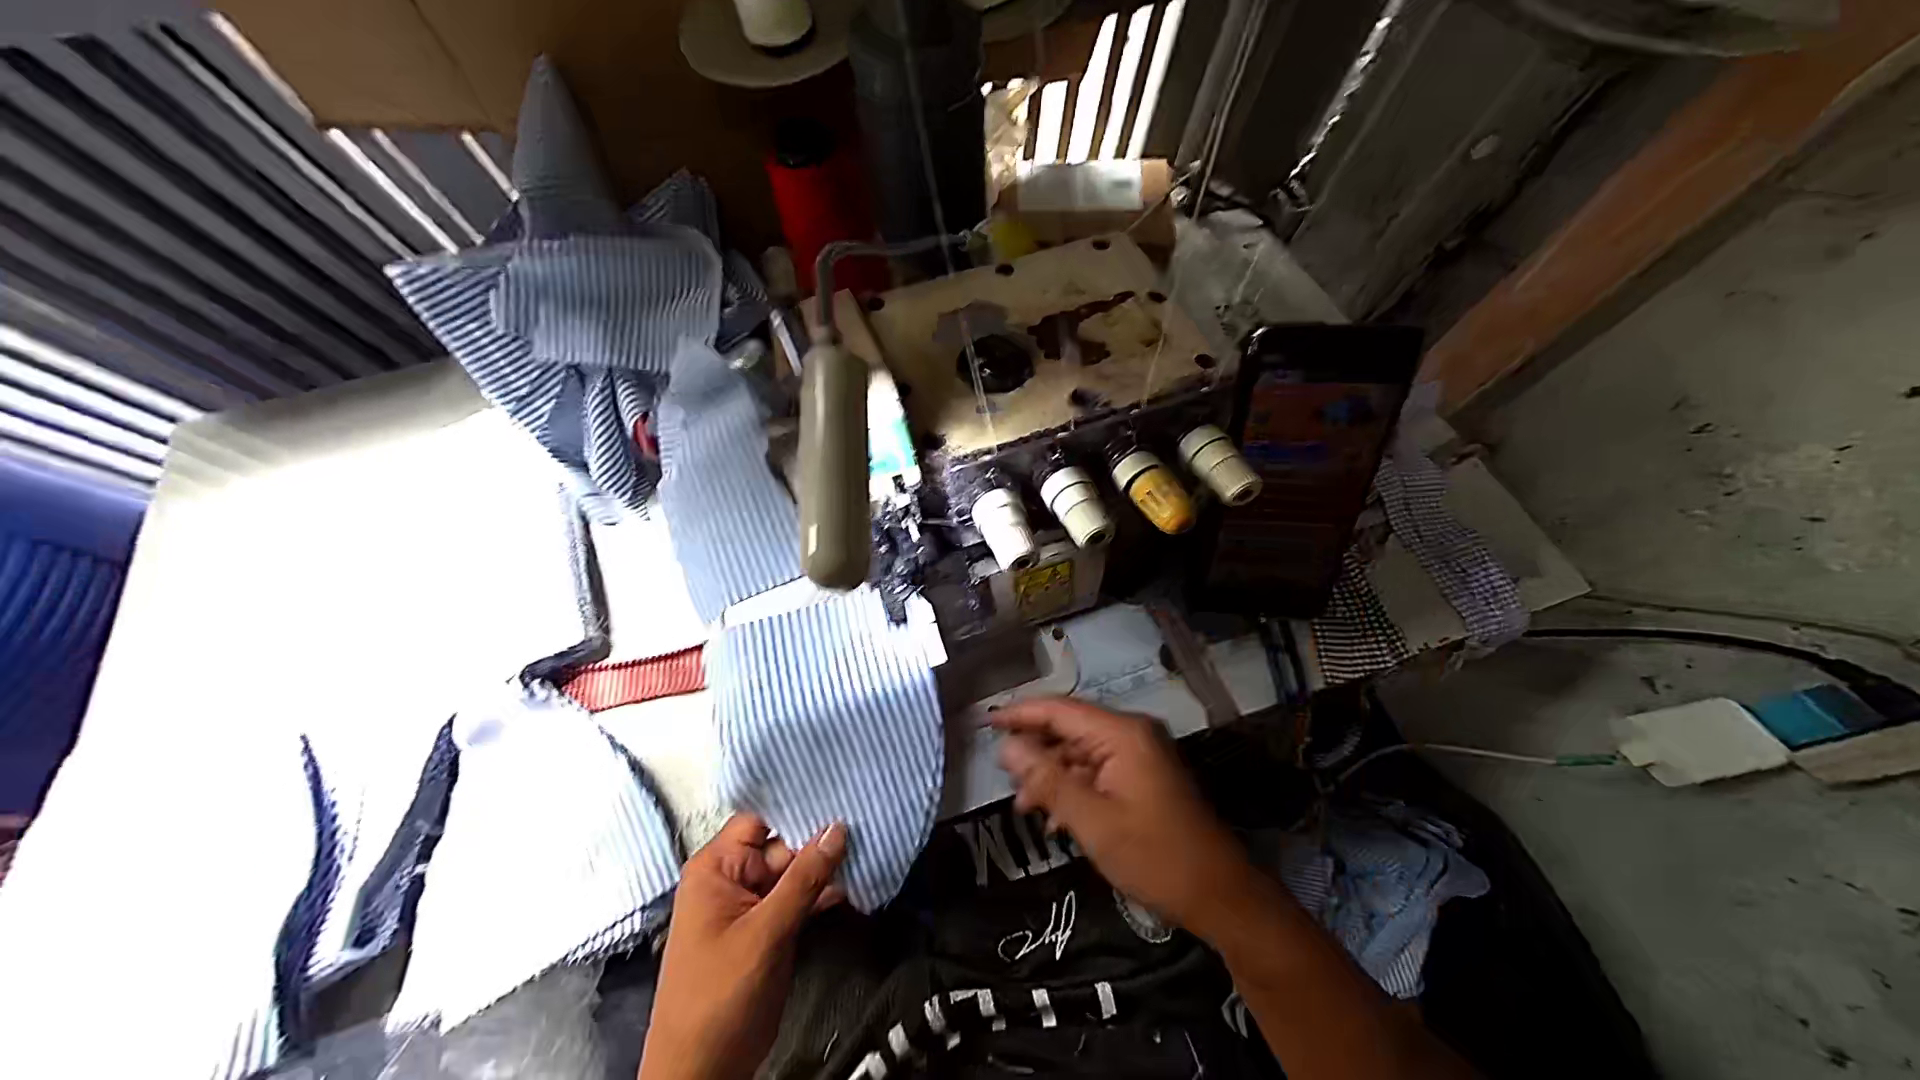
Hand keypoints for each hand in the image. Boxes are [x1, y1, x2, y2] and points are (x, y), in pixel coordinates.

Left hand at [639, 814, 847, 1079]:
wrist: (703, 1071)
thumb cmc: (718, 997)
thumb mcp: (765, 932)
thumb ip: (804, 878)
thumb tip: (837, 829)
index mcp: (716, 868)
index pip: (760, 821)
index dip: (796, 809)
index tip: (837, 795)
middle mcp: (732, 879)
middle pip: (782, 844)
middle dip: (819, 840)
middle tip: (863, 825)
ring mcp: (751, 905)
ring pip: (795, 872)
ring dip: (825, 868)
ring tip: (865, 850)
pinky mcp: (768, 929)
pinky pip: (798, 899)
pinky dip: (822, 894)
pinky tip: (852, 885)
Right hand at [992, 697, 1255, 935]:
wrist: (1219, 895)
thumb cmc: (1153, 855)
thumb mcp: (1091, 820)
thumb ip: (1046, 779)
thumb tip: (1007, 747)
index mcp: (1122, 734)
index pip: (1059, 709)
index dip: (1019, 713)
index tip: (985, 723)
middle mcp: (1131, 734)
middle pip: (1069, 728)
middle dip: (1034, 750)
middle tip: (1004, 776)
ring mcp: (1140, 754)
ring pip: (1080, 752)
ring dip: (1052, 775)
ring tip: (1025, 806)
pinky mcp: (1143, 776)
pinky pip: (1097, 770)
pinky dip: (1073, 787)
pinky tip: (1055, 817)